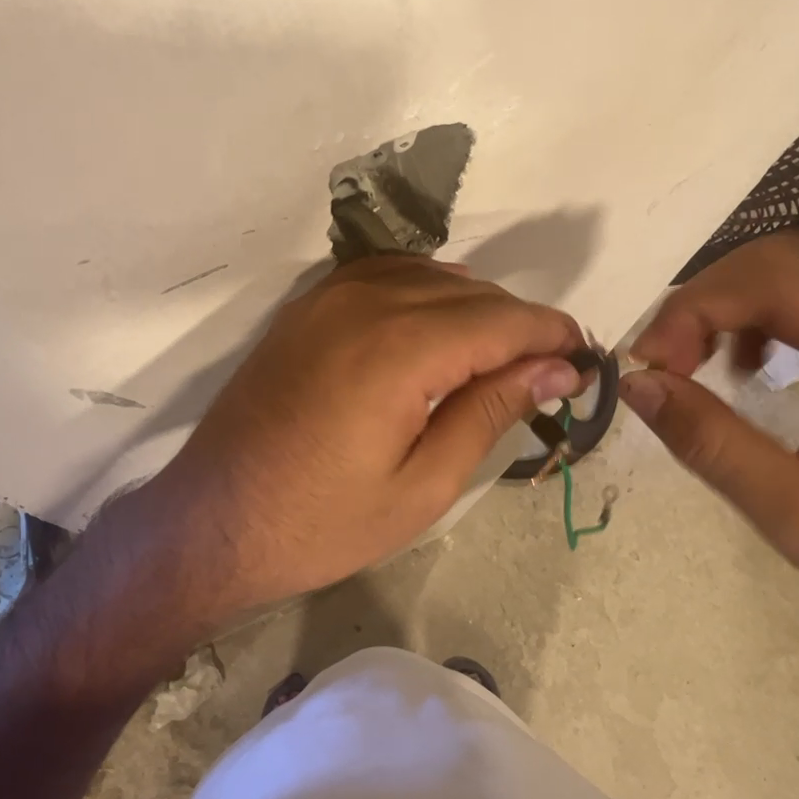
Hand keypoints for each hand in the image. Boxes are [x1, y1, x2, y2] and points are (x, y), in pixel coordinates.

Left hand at [122, 256, 582, 623]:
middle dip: (520, 325)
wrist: (213, 522)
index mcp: (399, 349)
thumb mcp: (422, 486)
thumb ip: (490, 412)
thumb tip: (557, 368)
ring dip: (475, 306)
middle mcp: (365, 303)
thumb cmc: (320, 524)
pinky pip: (383, 275)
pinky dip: (424, 291)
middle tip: (549, 371)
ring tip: (498, 358)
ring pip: (429, 275)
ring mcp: (327, 298)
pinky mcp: (305, 307)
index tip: (585, 361)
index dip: (552, 335)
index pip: (503, 319)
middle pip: (471, 292)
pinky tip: (437, 329)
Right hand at [621, 235, 798, 654]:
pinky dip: (755, 321)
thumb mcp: (797, 514)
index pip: (771, 281)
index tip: (648, 366)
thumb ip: (714, 445)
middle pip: (776, 264)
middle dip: (701, 305)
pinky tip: (744, 369)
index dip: (693, 310)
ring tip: (690, 367)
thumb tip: (638, 385)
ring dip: (724, 309)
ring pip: (788, 275)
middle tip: (661, 368)